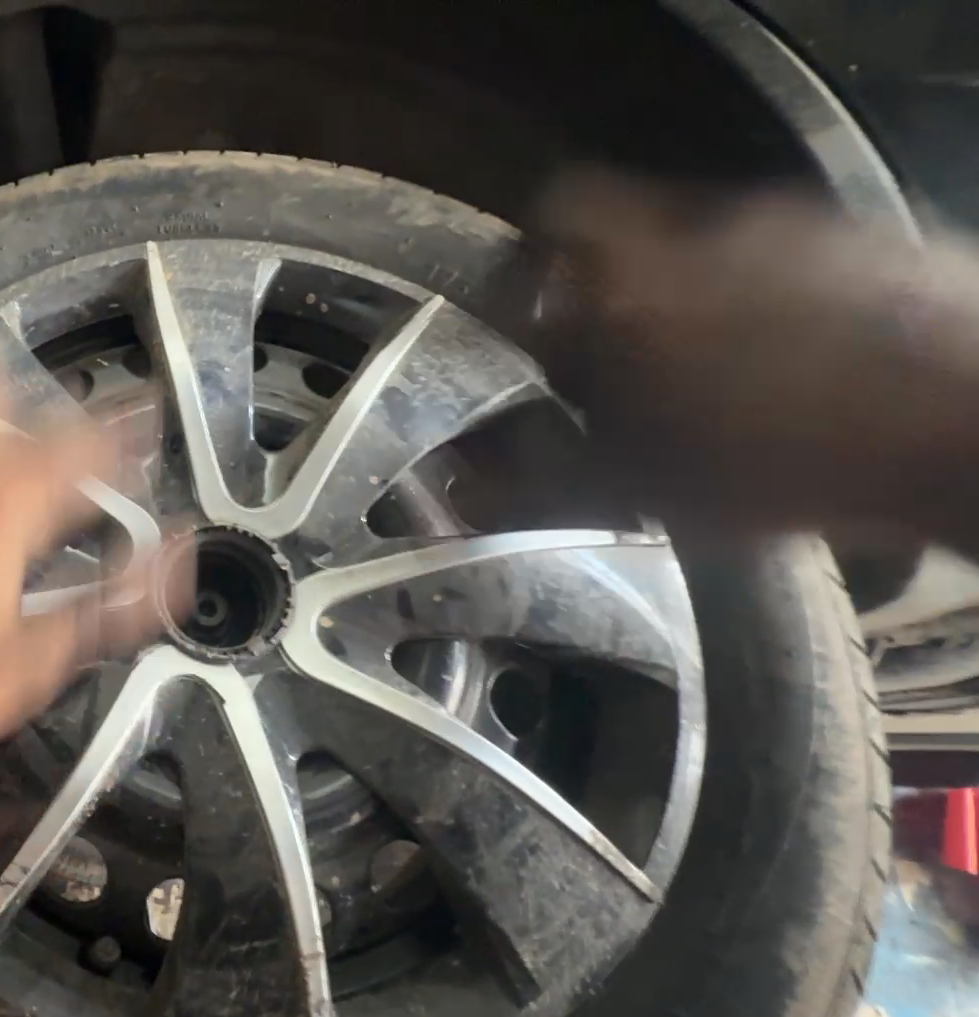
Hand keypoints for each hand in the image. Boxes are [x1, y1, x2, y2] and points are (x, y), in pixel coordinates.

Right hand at [528, 171, 978, 539]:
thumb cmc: (780, 459)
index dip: (532, 251)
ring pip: (707, 250)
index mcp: (631, 279)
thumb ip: (534, 475)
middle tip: (611, 363)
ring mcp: (801, 228)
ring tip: (707, 376)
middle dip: (607, 291)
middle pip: (629, 234)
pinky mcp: (875, 241)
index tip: (528, 304)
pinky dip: (764, 303)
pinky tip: (788, 367)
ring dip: (687, 299)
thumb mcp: (633, 486)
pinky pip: (784, 260)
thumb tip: (460, 482)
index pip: (556, 210)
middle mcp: (709, 231)